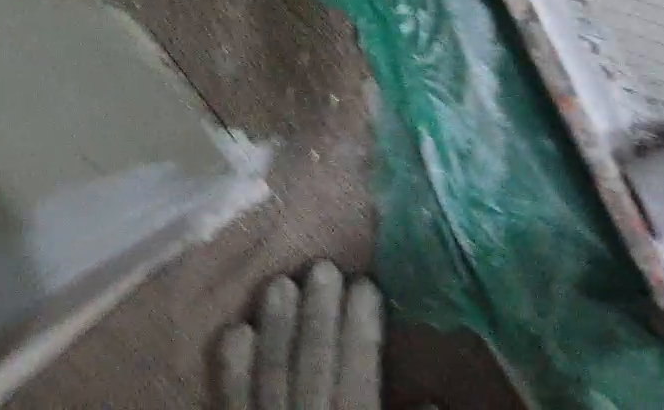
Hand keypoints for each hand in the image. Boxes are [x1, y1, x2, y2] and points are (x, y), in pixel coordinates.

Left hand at [218, 261, 395, 409]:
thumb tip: (431, 394)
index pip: (361, 371)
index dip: (362, 325)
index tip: (365, 282)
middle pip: (314, 361)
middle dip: (318, 313)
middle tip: (322, 266)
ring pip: (273, 372)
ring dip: (276, 326)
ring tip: (280, 282)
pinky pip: (232, 399)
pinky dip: (233, 367)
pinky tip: (236, 330)